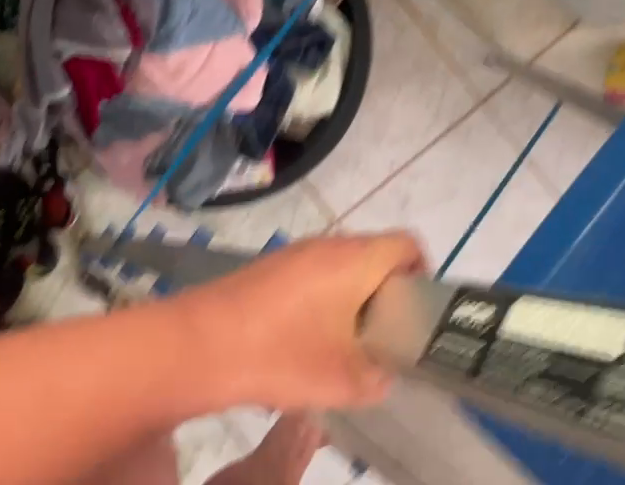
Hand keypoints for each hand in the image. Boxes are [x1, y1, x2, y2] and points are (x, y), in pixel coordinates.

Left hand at [175, 233, 425, 409]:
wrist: (201, 343)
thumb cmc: (282, 354)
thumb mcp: (345, 381)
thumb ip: (379, 376)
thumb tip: (384, 370)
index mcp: (355, 258)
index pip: (407, 243)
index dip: (423, 273)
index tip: (421, 314)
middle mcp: (327, 244)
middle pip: (375, 254)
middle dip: (388, 294)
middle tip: (388, 339)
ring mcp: (295, 252)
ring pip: (343, 266)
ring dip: (354, 298)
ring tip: (350, 345)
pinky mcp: (271, 267)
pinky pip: (314, 274)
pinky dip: (325, 299)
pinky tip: (310, 340)